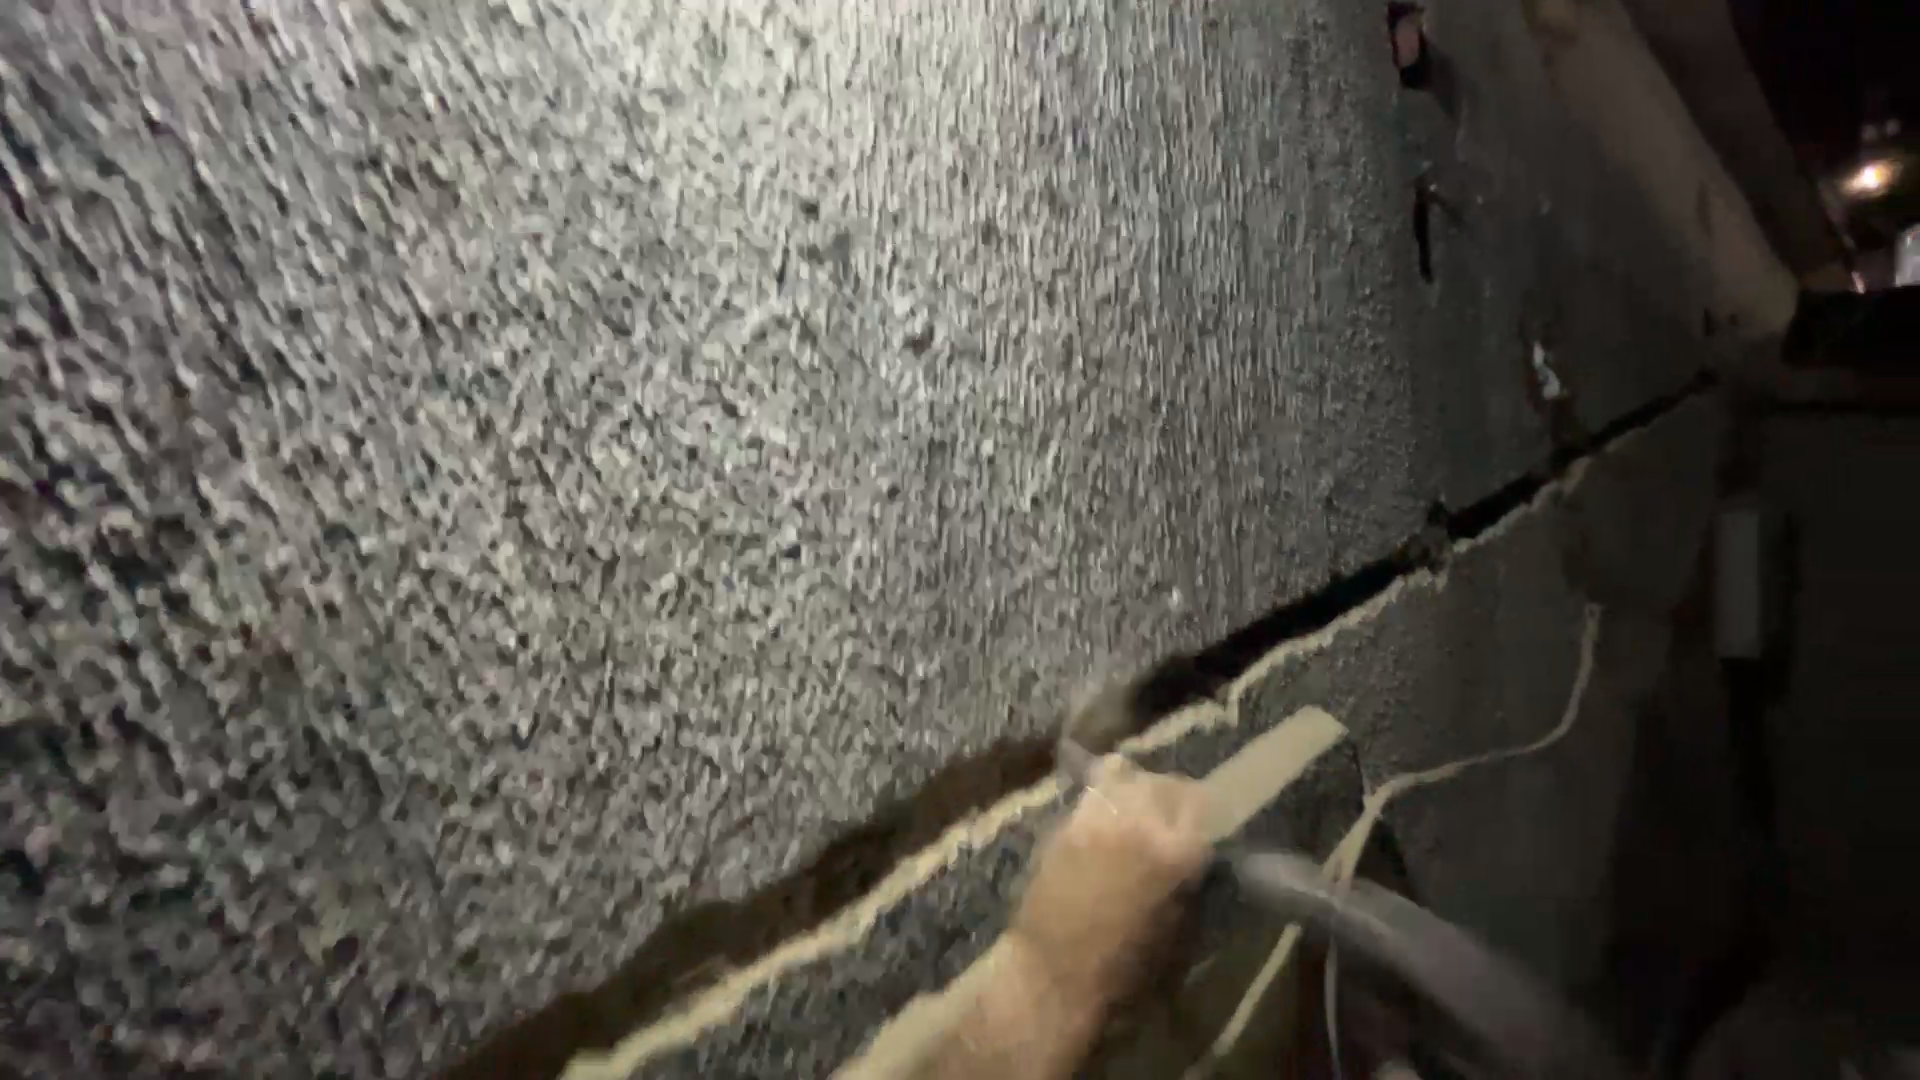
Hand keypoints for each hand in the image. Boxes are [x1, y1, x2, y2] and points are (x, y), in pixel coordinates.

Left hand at [1009, 757, 1211, 1008]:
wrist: (1054, 970)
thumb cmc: (1125, 967)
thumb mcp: (1179, 930)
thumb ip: (1191, 881)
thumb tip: (1198, 856)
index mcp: (1174, 853)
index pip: (1203, 806)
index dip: (1209, 813)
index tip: (1210, 821)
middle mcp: (1138, 823)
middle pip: (1166, 784)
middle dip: (1177, 796)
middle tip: (1178, 813)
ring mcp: (1099, 816)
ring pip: (1128, 775)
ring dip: (1141, 787)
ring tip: (1142, 805)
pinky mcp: (1068, 820)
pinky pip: (1094, 789)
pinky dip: (1108, 791)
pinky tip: (1111, 807)